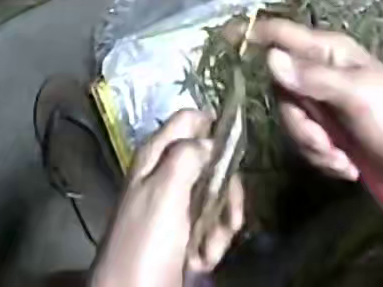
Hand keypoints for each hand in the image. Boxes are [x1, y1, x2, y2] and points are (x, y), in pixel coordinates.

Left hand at [90, 110, 244, 286]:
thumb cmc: (145, 242)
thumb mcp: (164, 191)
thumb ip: (187, 156)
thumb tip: (210, 139)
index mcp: (155, 154)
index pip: (187, 120)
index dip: (212, 126)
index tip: (236, 145)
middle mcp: (164, 175)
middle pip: (209, 162)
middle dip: (225, 189)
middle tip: (231, 216)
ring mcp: (173, 208)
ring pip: (213, 197)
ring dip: (221, 223)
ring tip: (212, 249)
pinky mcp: (180, 238)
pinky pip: (208, 228)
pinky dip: (213, 243)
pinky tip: (205, 261)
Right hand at [247, 18, 382, 198]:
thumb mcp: (353, 96)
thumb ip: (310, 77)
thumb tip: (268, 56)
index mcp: (328, 50)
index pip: (280, 33)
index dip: (252, 33)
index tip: (224, 38)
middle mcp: (321, 70)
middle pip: (282, 88)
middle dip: (299, 122)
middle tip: (324, 141)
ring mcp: (325, 101)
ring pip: (292, 118)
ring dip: (314, 145)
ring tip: (342, 159)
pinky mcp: (330, 129)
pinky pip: (307, 140)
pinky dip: (324, 157)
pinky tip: (347, 166)